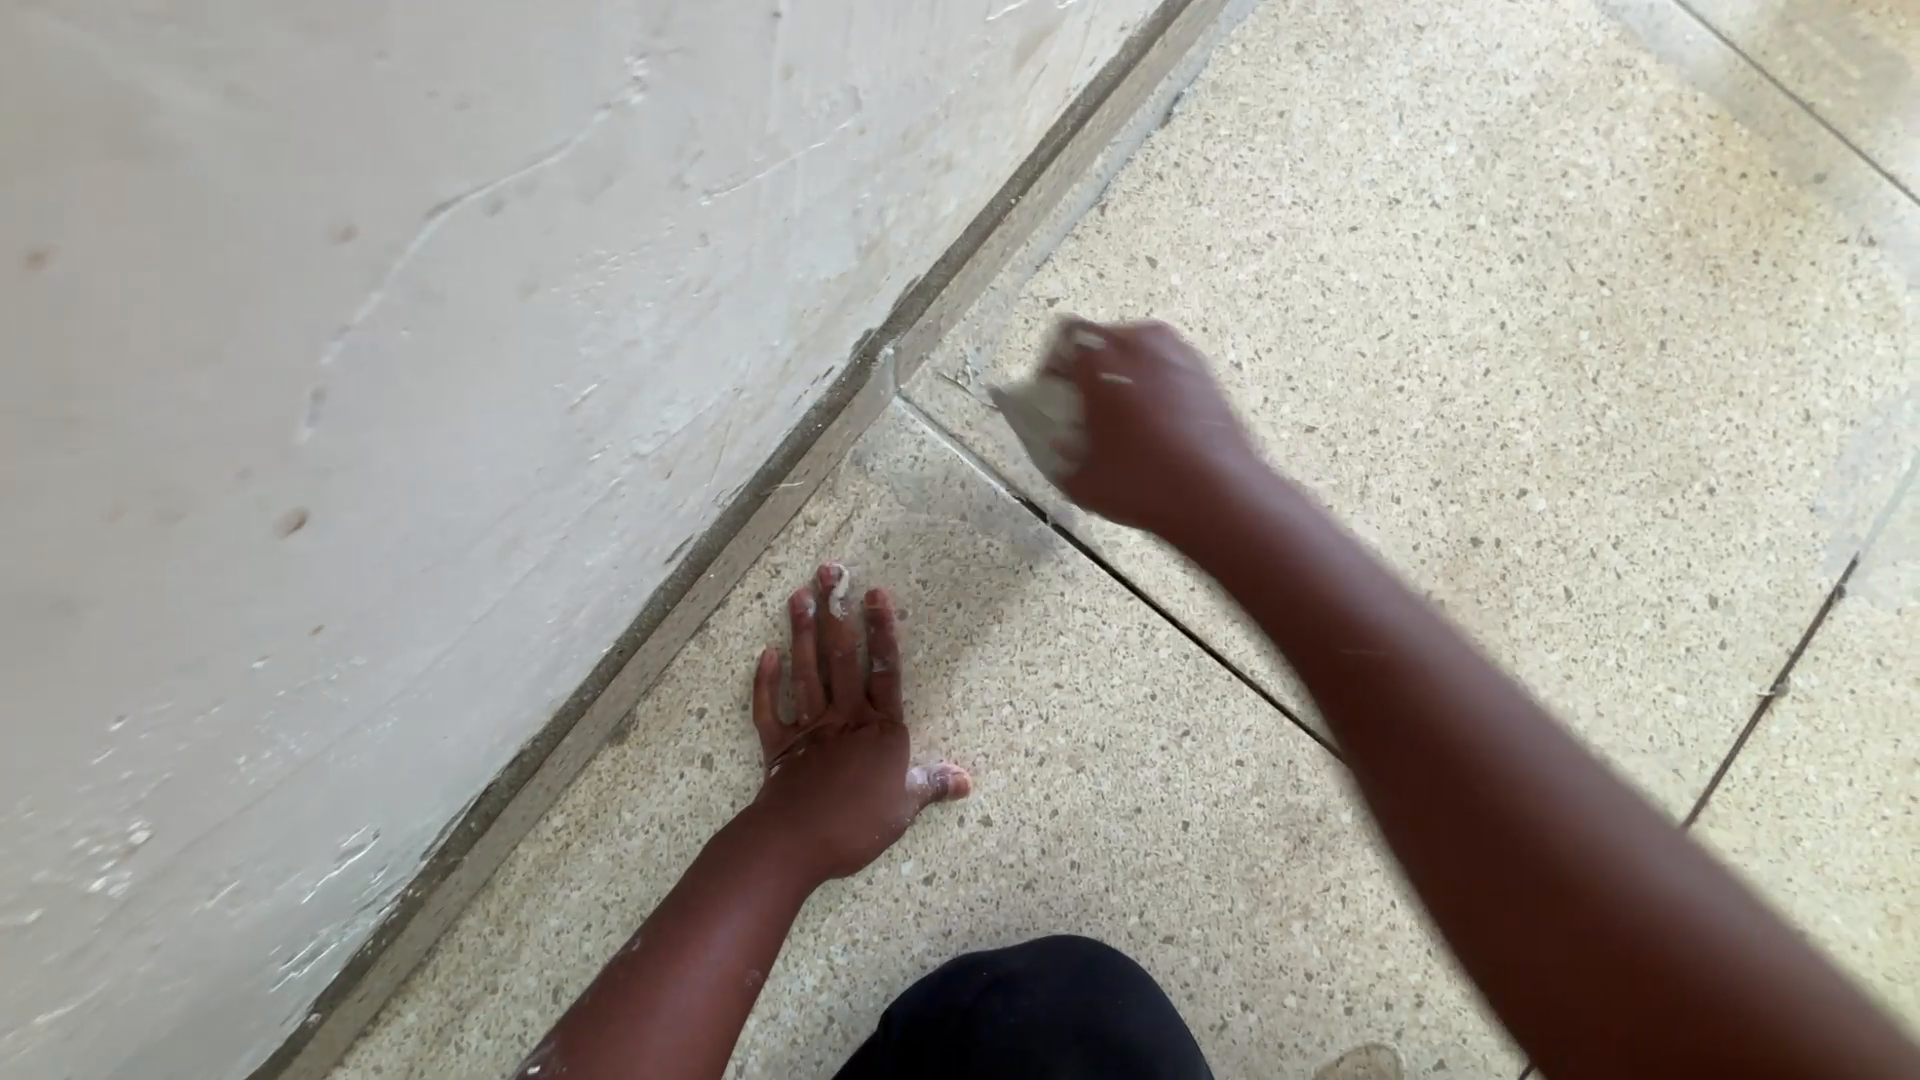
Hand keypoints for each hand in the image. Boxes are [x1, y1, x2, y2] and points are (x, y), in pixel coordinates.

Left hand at [745, 562, 969, 884]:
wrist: (797, 841)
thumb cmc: (858, 824)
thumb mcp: (904, 807)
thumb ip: (932, 785)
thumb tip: (968, 780)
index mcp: (879, 728)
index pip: (884, 669)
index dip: (881, 630)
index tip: (875, 592)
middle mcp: (844, 717)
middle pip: (841, 657)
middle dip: (837, 613)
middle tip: (830, 573)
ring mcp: (809, 727)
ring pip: (806, 671)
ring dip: (801, 632)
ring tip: (800, 595)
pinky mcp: (778, 744)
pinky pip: (768, 707)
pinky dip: (764, 681)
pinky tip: (765, 653)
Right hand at [1042, 316, 1264, 538]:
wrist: (1217, 494)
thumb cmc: (1144, 484)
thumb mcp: (1081, 479)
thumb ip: (1060, 454)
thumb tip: (1060, 444)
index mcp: (1100, 362)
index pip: (1064, 338)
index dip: (1053, 365)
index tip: (1053, 393)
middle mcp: (1140, 346)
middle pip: (1101, 337)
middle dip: (1087, 365)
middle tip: (1083, 402)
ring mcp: (1178, 355)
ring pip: (1137, 347)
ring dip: (1122, 370)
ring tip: (1119, 410)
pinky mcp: (1205, 373)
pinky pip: (1166, 364)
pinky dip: (1153, 381)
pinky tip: (1153, 420)